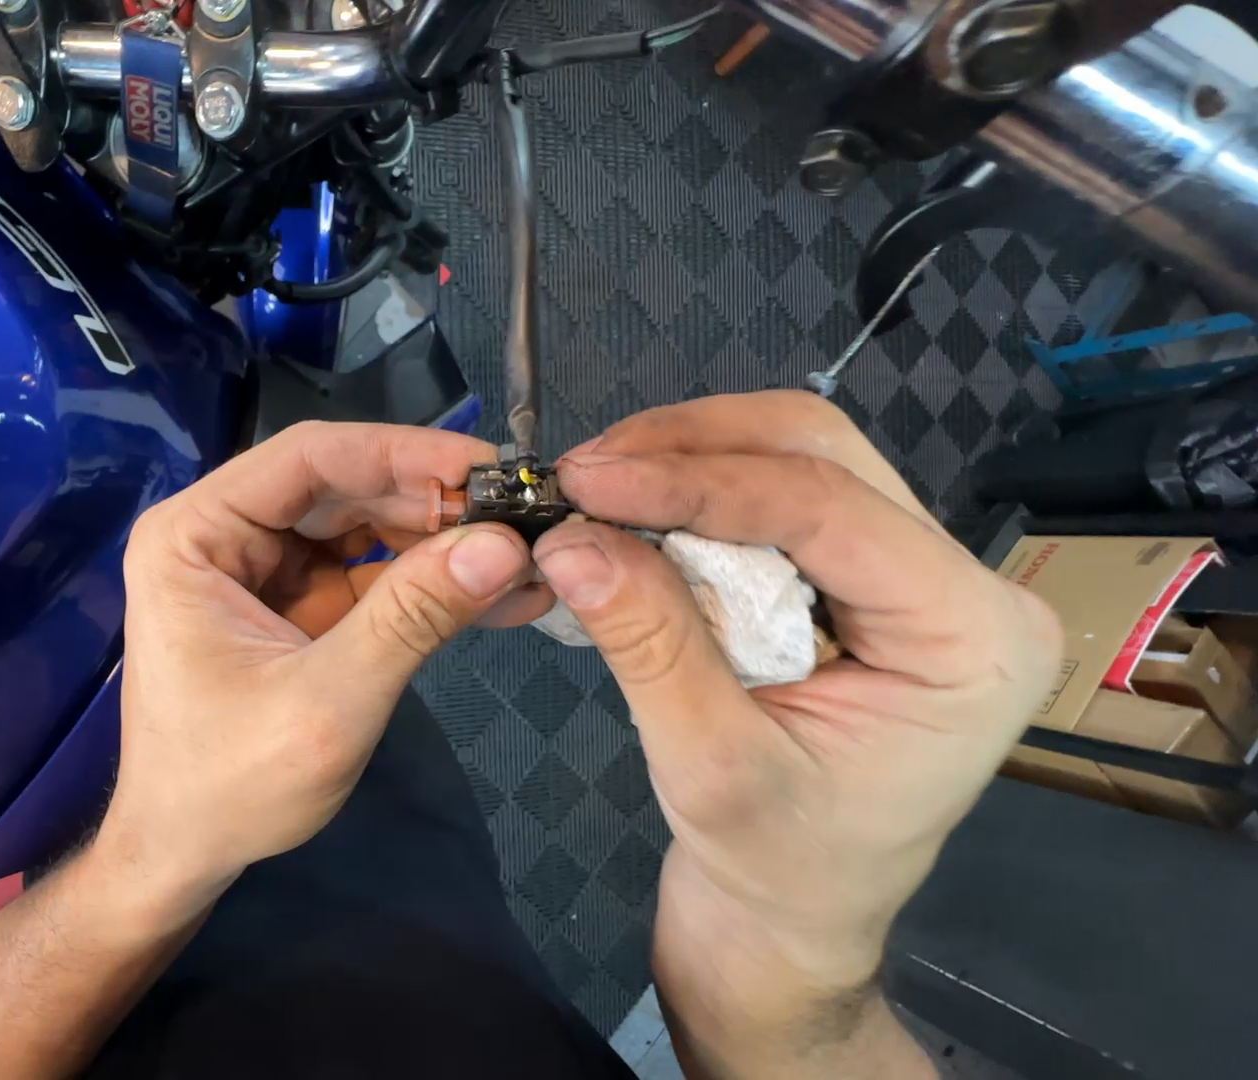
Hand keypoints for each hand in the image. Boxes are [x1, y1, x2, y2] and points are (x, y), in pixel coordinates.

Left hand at [97, 422, 552, 917]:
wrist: (185, 852)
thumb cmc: (230, 785)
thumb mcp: (328, 701)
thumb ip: (412, 617)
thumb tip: (505, 545)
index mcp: (194, 534)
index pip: (307, 458)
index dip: (401, 453)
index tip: (489, 467)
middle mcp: (222, 533)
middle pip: (340, 487)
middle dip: (431, 503)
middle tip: (523, 517)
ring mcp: (260, 568)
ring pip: (362, 525)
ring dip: (438, 542)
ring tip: (525, 558)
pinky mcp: (294, 603)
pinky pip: (366, 572)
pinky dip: (424, 582)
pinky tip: (493, 594)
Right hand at [530, 392, 1060, 1071]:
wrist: (789, 904)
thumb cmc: (773, 860)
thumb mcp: (708, 764)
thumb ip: (647, 644)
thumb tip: (565, 542)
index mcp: (966, 637)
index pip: (825, 509)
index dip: (694, 482)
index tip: (583, 480)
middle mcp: (952, 580)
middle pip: (819, 451)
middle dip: (688, 446)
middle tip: (582, 473)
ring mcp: (900, 569)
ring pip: (790, 455)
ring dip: (680, 457)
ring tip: (591, 488)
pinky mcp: (843, 574)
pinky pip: (762, 494)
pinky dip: (683, 489)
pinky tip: (625, 508)